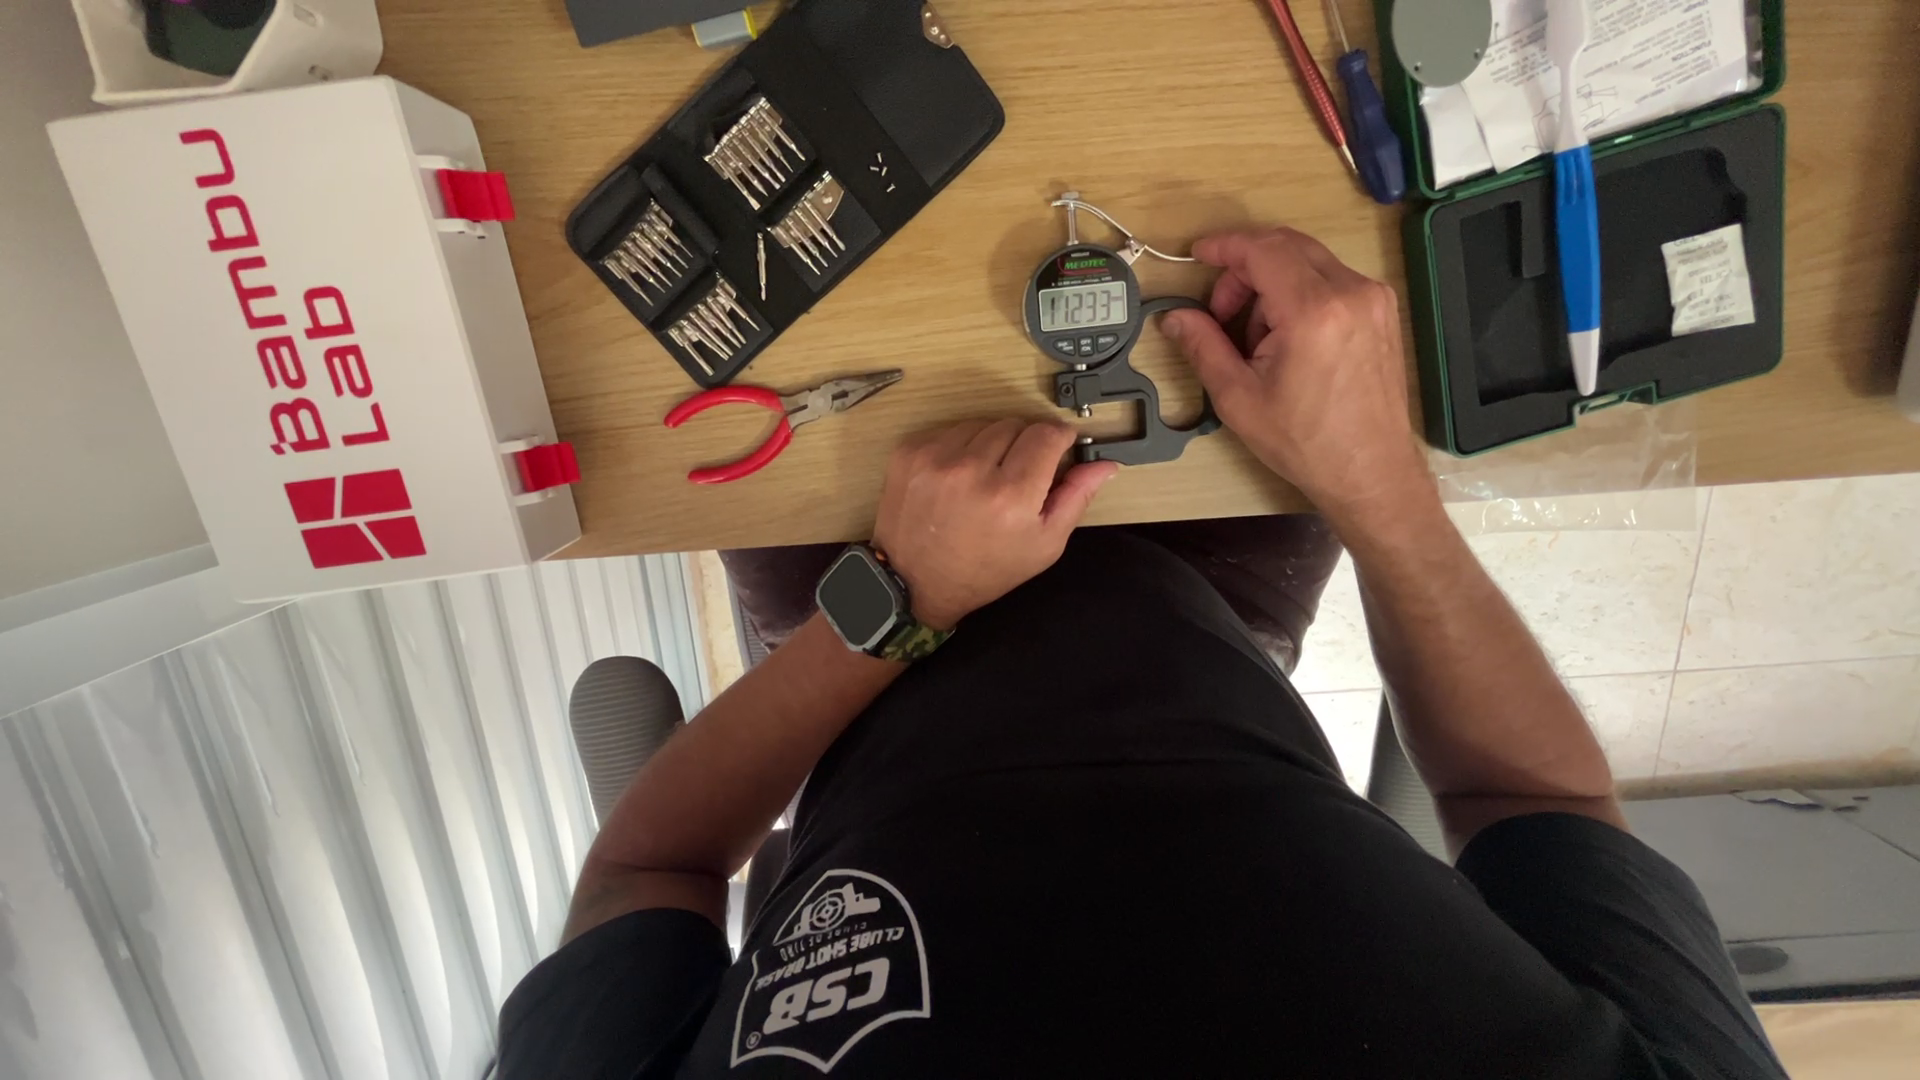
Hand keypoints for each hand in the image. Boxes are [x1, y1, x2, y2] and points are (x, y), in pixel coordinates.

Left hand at [872, 419, 1118, 629]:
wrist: (914, 582)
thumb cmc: (984, 570)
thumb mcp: (1043, 545)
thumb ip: (1076, 498)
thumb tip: (1106, 464)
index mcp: (1011, 495)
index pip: (1047, 434)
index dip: (1058, 438)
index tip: (1058, 448)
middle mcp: (972, 470)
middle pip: (1016, 425)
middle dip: (1024, 445)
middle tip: (1016, 477)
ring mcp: (935, 458)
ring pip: (983, 424)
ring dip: (991, 444)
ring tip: (984, 479)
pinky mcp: (910, 452)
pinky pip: (951, 430)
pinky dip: (960, 448)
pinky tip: (958, 478)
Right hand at [1162, 228, 1431, 526]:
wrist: (1368, 469)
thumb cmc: (1305, 441)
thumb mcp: (1238, 397)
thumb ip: (1203, 347)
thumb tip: (1176, 318)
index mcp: (1313, 311)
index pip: (1263, 250)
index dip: (1225, 246)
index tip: (1199, 254)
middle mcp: (1351, 293)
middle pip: (1286, 246)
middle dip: (1243, 269)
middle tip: (1219, 312)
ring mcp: (1373, 299)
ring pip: (1307, 262)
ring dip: (1270, 284)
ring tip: (1254, 338)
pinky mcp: (1380, 311)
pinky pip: (1329, 280)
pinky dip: (1297, 295)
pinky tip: (1284, 338)